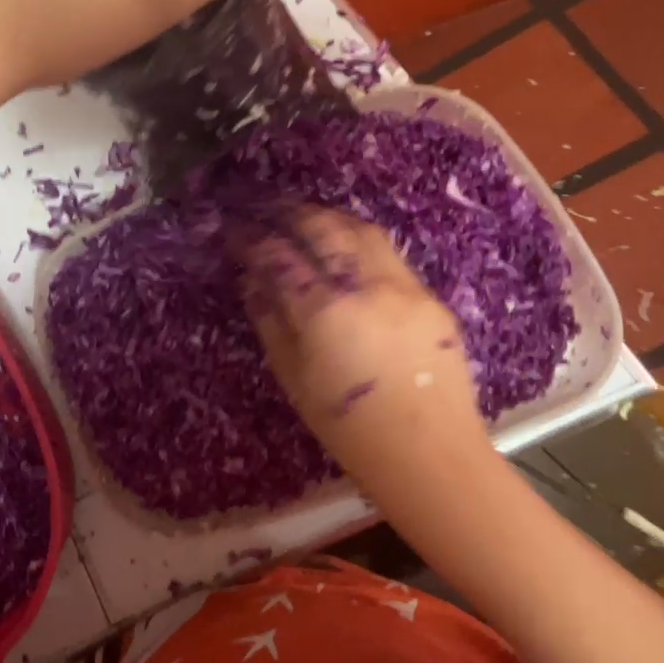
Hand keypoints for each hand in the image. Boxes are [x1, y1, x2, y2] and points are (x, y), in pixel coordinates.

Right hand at [240, 207, 488, 472]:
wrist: (430, 455)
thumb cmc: (349, 428)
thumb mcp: (293, 377)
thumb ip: (270, 321)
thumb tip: (252, 281)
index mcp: (325, 310)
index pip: (278, 255)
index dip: (250, 238)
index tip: (232, 229)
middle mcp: (366, 285)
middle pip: (322, 226)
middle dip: (289, 211)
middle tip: (265, 207)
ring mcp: (404, 287)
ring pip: (361, 229)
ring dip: (328, 217)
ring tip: (304, 217)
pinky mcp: (431, 297)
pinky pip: (388, 254)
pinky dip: (358, 240)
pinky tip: (345, 249)